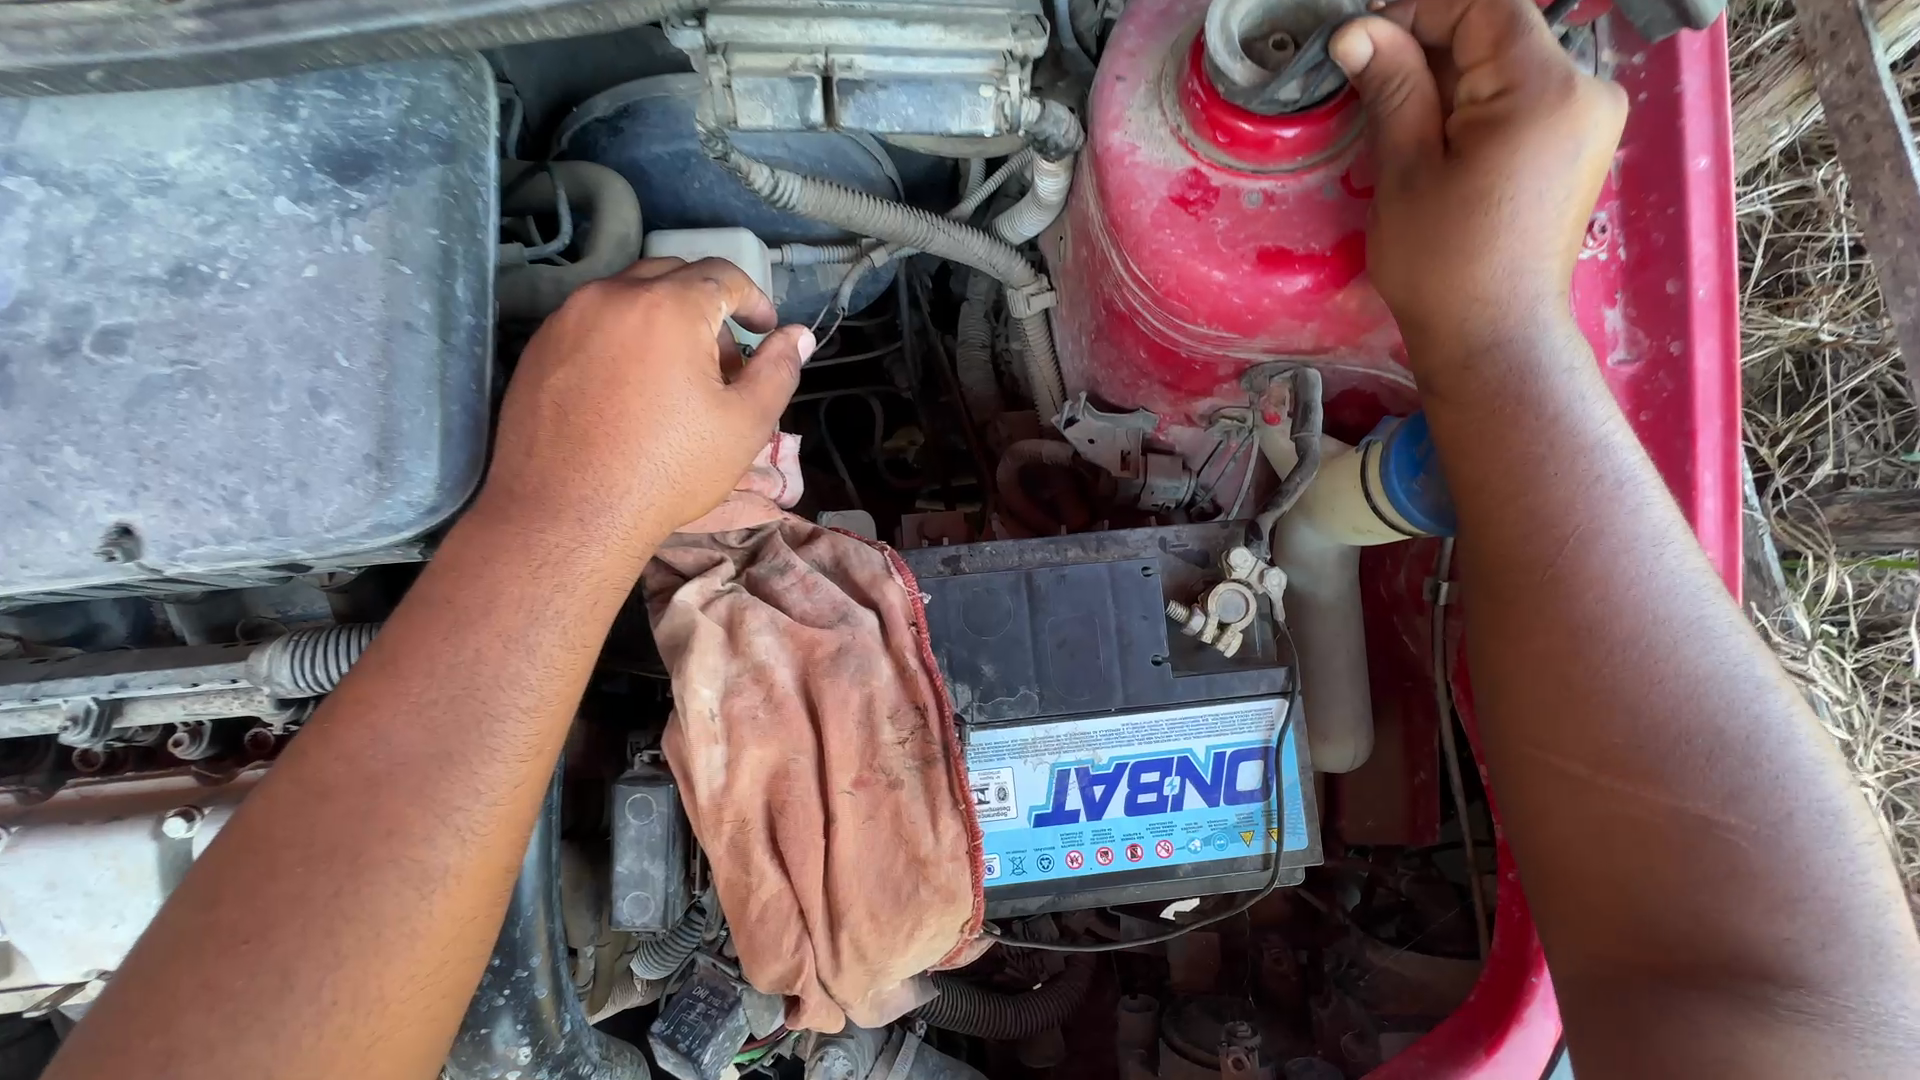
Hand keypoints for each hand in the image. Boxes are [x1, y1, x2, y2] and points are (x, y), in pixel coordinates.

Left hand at [473, 257, 812, 559]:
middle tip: (726, 359)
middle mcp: (613, 296)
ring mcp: (567, 319)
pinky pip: (594, 322)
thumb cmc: (670, 469)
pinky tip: (634, 391)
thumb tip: (798, 336)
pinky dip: (626, 338)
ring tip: (680, 378)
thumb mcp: (745, 424)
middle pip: (673, 275)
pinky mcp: (540, 347)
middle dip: (709, 306)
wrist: (570, 514)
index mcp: (669, 307)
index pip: (722, 275)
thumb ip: (778, 370)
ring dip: (666, 320)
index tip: (765, 330)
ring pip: (630, 297)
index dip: (754, 298)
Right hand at [1330, 0, 1625, 381]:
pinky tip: (1438, 146)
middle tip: (1371, 89)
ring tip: (1399, 126)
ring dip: (1449, 82)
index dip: (1419, 11)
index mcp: (1544, 88)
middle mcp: (1585, 87)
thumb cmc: (1440, 262)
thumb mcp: (1406, 172)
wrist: (1491, 335)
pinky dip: (1475, 107)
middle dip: (1431, 51)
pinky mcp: (1580, 146)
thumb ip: (1393, 90)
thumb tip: (1355, 32)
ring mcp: (1590, 117)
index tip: (1362, 44)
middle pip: (1501, 33)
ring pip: (1510, 67)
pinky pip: (1524, 100)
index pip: (1487, 5)